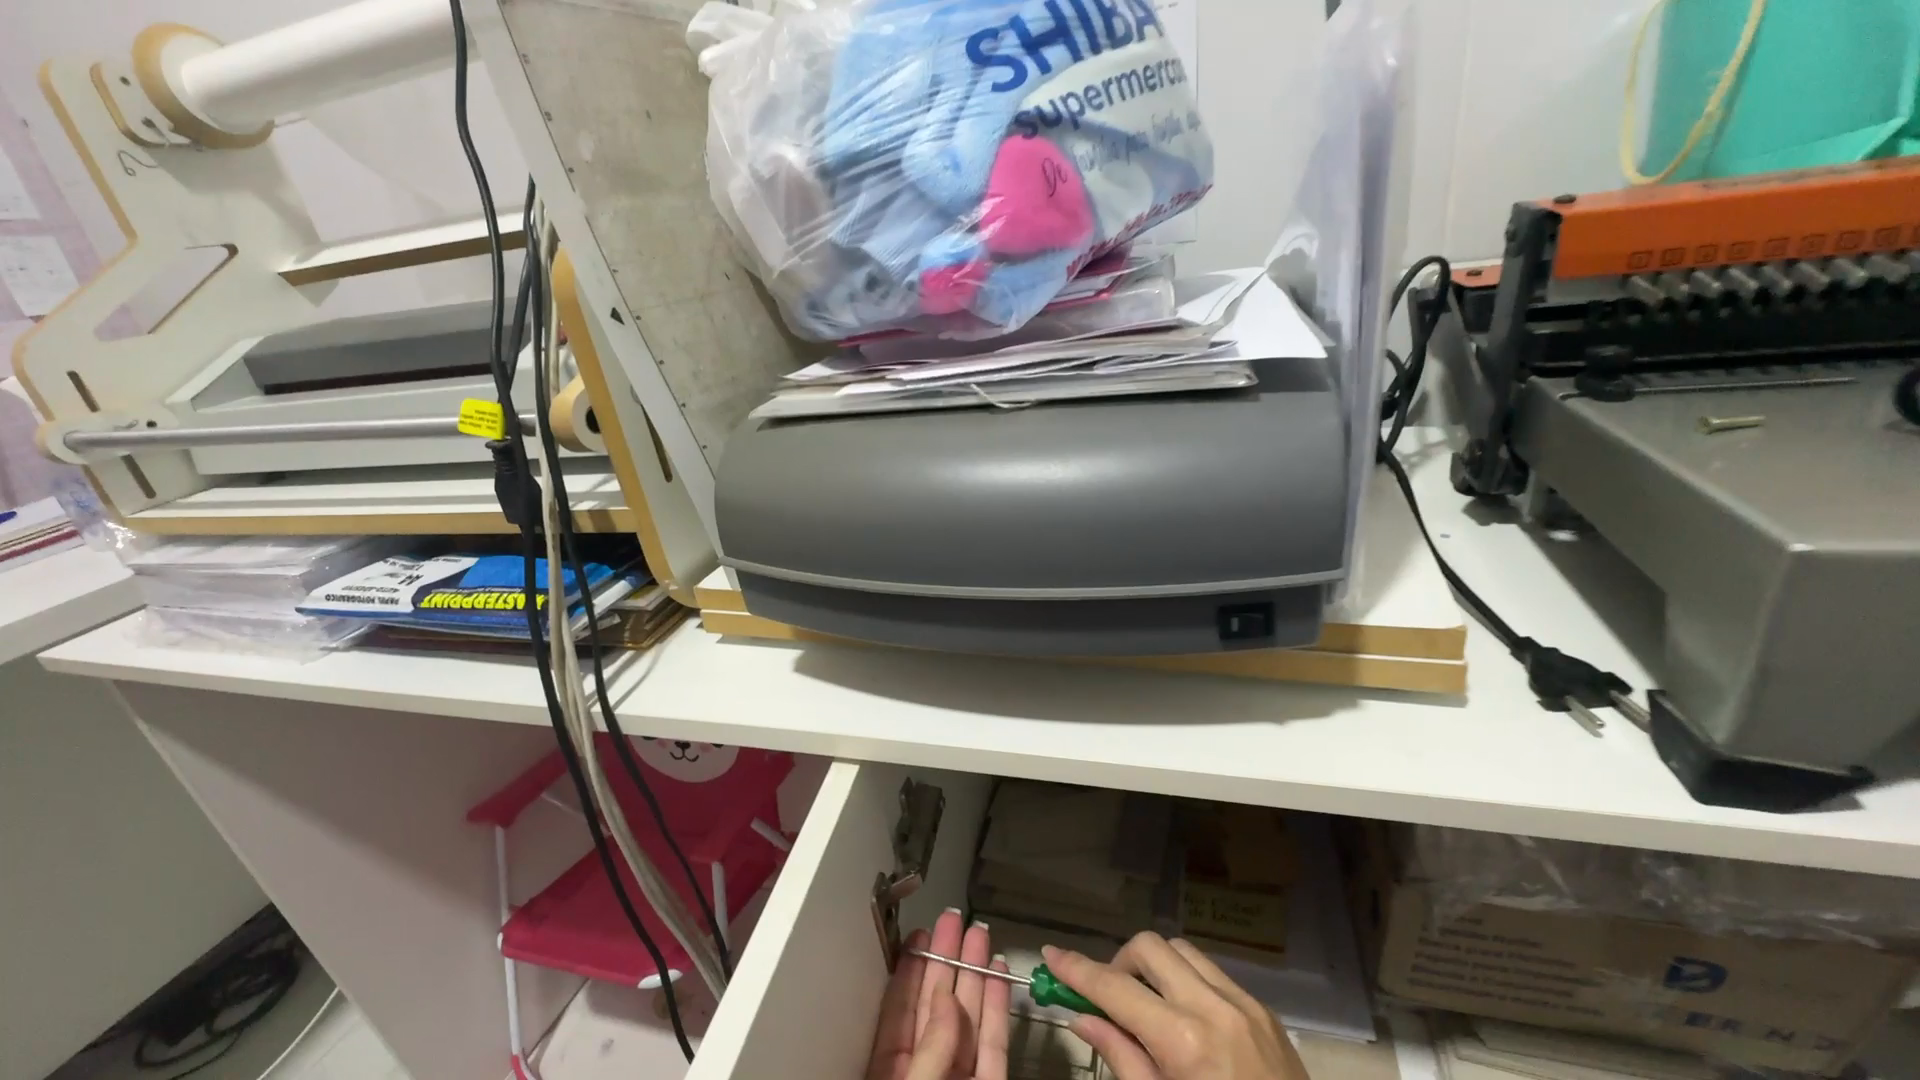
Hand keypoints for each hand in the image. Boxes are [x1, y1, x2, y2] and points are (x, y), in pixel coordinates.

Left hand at [866, 909, 1010, 1079]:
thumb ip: (930, 1046)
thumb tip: (947, 995)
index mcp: (890, 1070)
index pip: (899, 1010)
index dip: (910, 969)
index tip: (921, 934)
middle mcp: (926, 1069)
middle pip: (937, 1006)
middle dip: (947, 959)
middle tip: (953, 918)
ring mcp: (960, 1078)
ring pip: (968, 1018)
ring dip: (975, 972)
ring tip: (979, 933)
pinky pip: (995, 1045)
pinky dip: (998, 1008)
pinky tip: (999, 974)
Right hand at [1043, 934, 1309, 1079]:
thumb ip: (1120, 1058)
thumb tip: (1081, 1018)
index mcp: (1183, 1041)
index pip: (1114, 987)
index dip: (1076, 969)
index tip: (1050, 956)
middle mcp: (1213, 1007)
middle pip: (1150, 947)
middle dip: (1120, 962)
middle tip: (1110, 999)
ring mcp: (1244, 1003)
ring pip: (1182, 950)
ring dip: (1155, 966)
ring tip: (1147, 1005)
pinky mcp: (1264, 1010)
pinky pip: (1212, 972)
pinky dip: (1186, 979)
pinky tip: (1184, 1015)